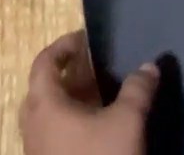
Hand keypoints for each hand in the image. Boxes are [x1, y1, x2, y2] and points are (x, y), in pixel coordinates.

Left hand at [19, 30, 157, 154]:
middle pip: (42, 88)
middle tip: (93, 67)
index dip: (63, 46)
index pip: (43, 62)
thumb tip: (149, 66)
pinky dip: (69, 124)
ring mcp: (36, 150)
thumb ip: (138, 89)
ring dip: (69, 101)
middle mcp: (33, 125)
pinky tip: (95, 130)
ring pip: (47, 115)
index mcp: (44, 105)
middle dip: (67, 74)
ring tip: (98, 97)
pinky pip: (51, 136)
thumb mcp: (127, 122)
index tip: (85, 39)